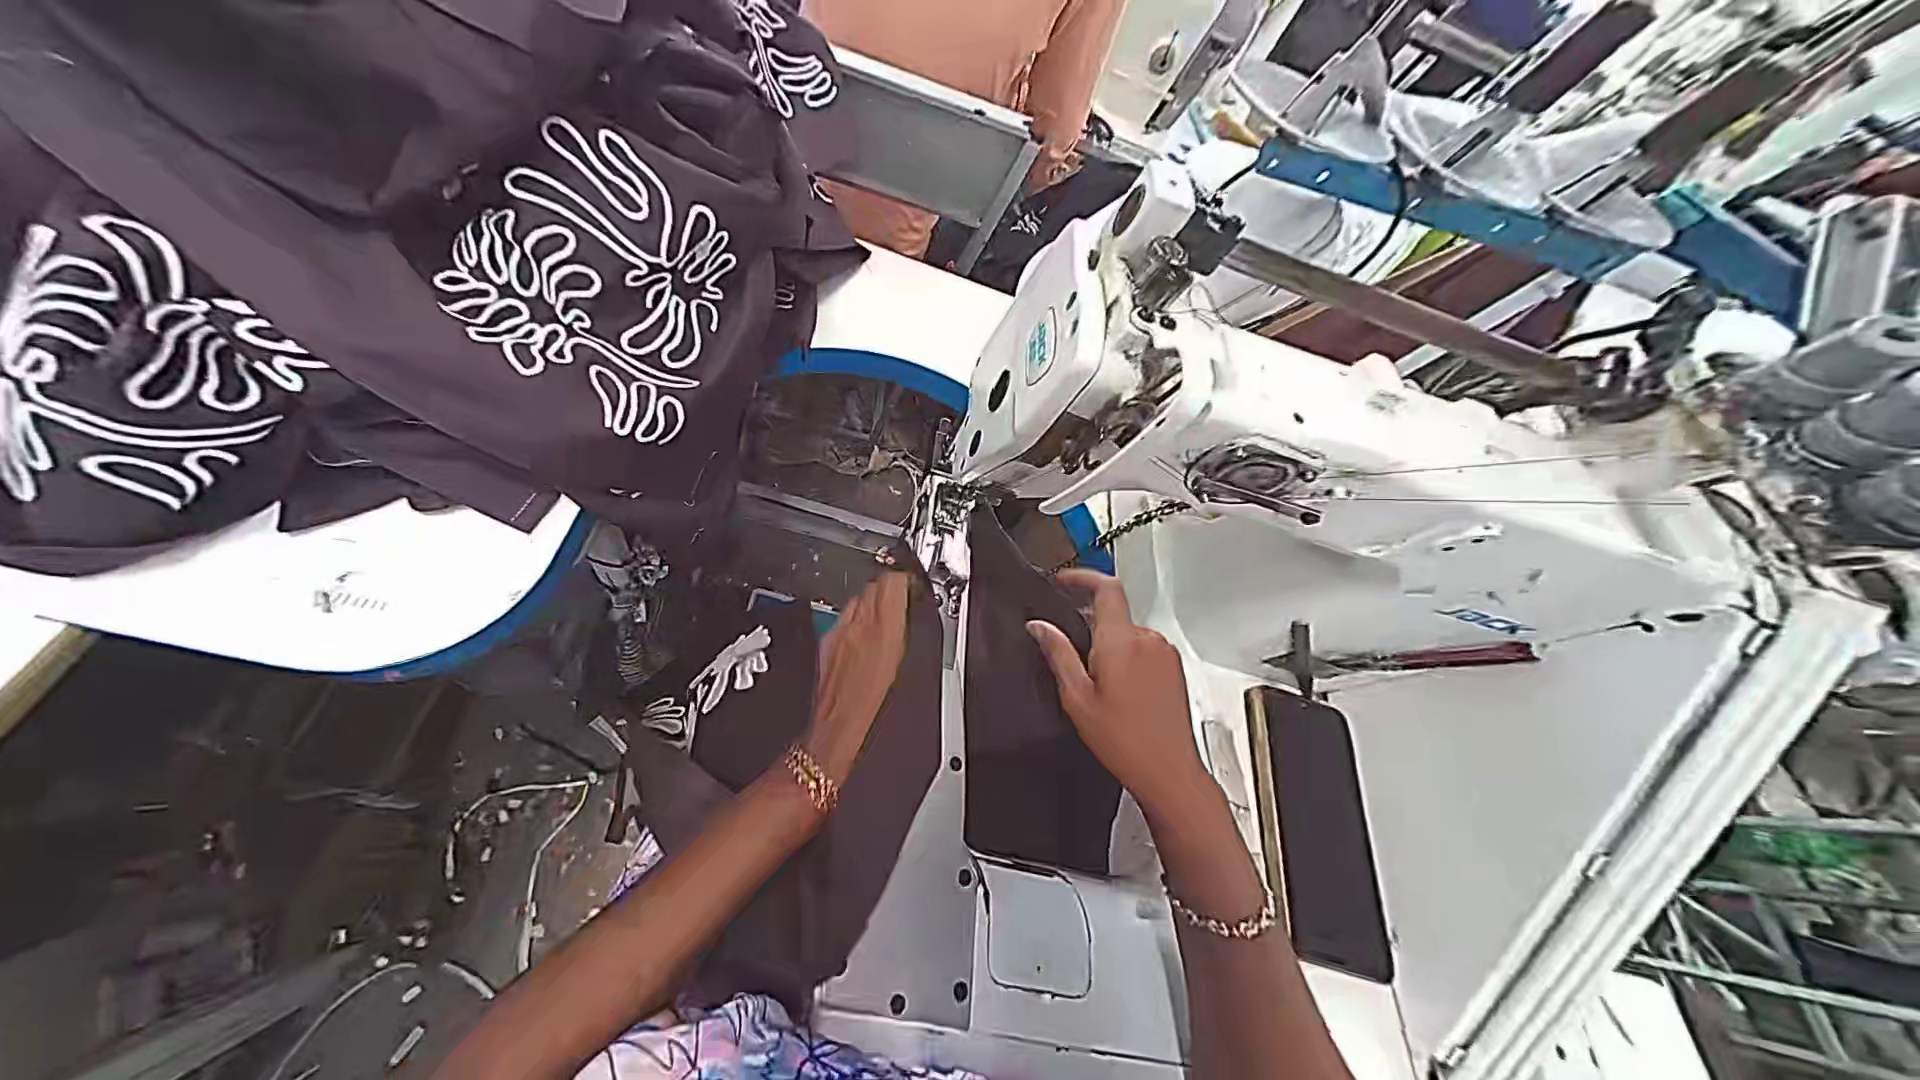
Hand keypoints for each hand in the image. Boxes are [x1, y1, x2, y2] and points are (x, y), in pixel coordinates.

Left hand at [805, 571, 910, 783]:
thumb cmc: (874, 712)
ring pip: (858, 600)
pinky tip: (864, 640)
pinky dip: (856, 622)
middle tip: (902, 603)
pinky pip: (844, 619)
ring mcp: (838, 633)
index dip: (905, 580)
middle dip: (889, 590)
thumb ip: (909, 631)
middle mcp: (856, 626)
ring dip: (871, 604)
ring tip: (884, 622)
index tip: (913, 586)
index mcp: (882, 629)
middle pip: (874, 586)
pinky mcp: (826, 643)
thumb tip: (911, 609)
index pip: (892, 582)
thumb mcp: (907, 668)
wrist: (836, 733)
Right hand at [1028, 569, 1211, 821]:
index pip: (1105, 588)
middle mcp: (1147, 640)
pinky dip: (1127, 657)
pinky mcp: (1173, 667)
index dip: (1082, 577)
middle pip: (1113, 613)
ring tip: (1098, 685)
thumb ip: (1057, 653)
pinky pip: (1144, 647)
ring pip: (1128, 632)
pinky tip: (1119, 691)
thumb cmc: (1125, 741)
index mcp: (1121, 642)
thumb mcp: (1077, 698)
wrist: (1168, 771)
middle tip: (1072, 656)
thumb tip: (1039, 626)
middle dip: (1090, 625)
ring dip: (1109, 645)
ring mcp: (1164, 653)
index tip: (1064, 580)